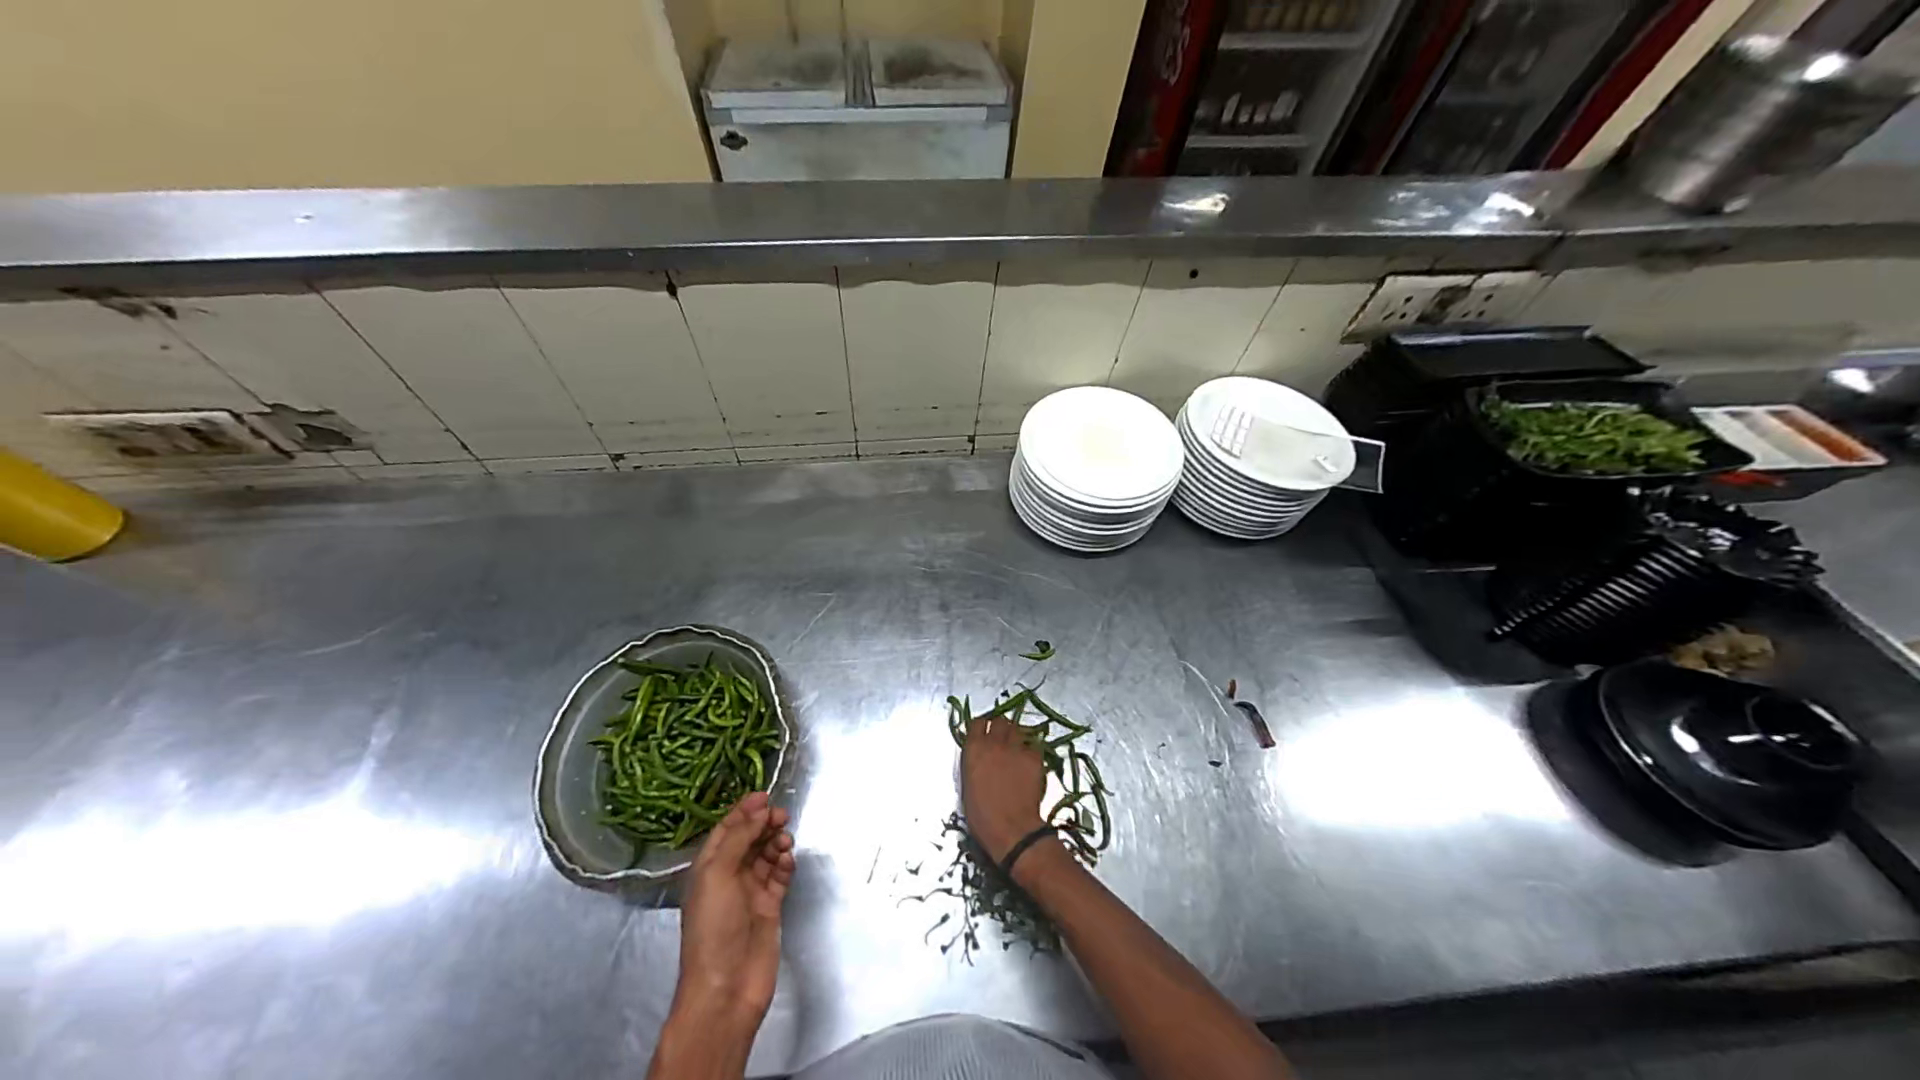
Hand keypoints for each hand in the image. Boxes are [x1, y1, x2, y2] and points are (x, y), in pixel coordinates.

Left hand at [671, 792, 795, 1035]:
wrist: (726, 986)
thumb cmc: (714, 928)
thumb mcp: (718, 875)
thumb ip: (739, 838)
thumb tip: (759, 809)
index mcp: (708, 868)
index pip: (726, 830)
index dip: (743, 811)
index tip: (764, 795)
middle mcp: (728, 877)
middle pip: (749, 840)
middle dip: (764, 824)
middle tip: (782, 815)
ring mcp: (750, 892)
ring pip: (766, 856)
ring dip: (776, 843)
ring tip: (786, 839)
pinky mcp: (770, 907)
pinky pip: (780, 876)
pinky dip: (785, 865)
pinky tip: (788, 861)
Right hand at [962, 710, 1047, 861]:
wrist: (1011, 828)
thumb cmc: (982, 815)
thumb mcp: (968, 784)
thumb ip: (974, 762)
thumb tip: (980, 756)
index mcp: (974, 749)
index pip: (977, 723)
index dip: (982, 727)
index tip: (984, 732)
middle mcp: (995, 742)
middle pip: (1000, 721)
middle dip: (1001, 728)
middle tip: (1003, 739)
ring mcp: (1017, 748)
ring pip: (1018, 729)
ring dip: (1016, 736)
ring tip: (1017, 748)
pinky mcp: (1035, 757)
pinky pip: (1033, 745)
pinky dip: (1031, 750)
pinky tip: (1029, 762)